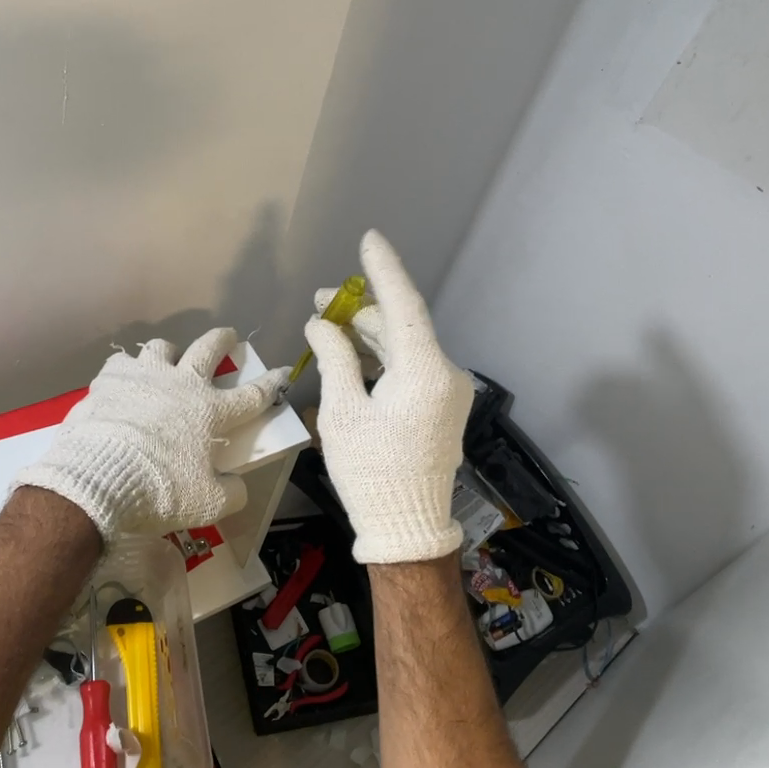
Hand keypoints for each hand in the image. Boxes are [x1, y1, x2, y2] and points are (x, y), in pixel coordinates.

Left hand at [14, 328, 287, 539]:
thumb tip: (237, 485)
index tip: (283, 371)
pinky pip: (121, 364)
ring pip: (163, 348)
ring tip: (168, 361)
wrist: (99, 480)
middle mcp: (182, 385)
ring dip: (170, 352)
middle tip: (227, 336)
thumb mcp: (208, 504)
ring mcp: (144, 377)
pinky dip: (127, 372)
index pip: (252, 395)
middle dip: (222, 340)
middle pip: (208, 349)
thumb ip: (231, 492)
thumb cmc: (161, 491)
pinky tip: (123, 384)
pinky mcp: (109, 380)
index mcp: (211, 412)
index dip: (271, 383)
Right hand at [305, 230, 473, 563]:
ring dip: (369, 335)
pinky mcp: (442, 407)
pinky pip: (411, 369)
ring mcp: (448, 391)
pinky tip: (351, 356)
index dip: (383, 270)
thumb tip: (322, 326)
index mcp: (425, 371)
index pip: (404, 305)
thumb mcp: (343, 413)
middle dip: (360, 310)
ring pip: (406, 347)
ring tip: (328, 326)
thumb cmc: (371, 472)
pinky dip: (382, 358)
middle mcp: (446, 374)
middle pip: (401, 326)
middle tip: (320, 302)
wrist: (407, 528)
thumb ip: (334, 359)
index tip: (369, 239)